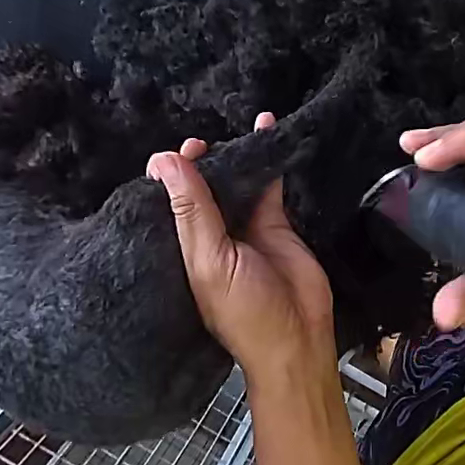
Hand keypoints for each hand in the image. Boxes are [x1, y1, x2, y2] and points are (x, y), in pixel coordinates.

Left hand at [149, 113, 335, 388]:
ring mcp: (246, 229)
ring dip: (240, 156)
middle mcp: (213, 234)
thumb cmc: (246, 310)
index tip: (183, 151)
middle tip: (208, 140)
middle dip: (205, 161)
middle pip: (205, 188)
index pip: (172, 201)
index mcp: (186, 246)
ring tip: (245, 126)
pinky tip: (271, 137)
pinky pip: (271, 190)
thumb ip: (193, 211)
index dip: (173, 174)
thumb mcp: (211, 260)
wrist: (298, 337)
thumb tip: (165, 160)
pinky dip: (271, 165)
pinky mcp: (277, 226)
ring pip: (238, 184)